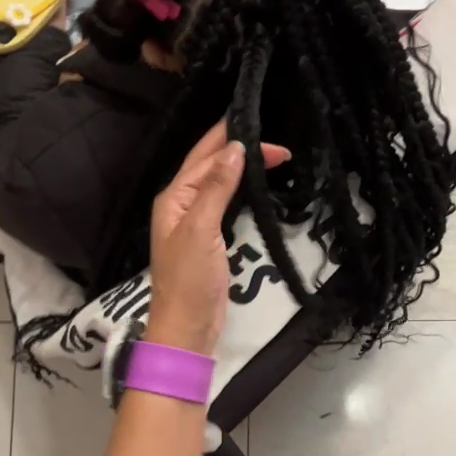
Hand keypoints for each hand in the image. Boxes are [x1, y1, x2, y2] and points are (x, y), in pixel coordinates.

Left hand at [145, 122, 287, 355]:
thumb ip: (217, 188)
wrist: (187, 328)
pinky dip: (242, 192)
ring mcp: (196, 223)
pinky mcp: (210, 241)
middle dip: (242, 149)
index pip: (205, 156)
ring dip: (243, 169)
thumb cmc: (189, 280)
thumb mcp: (202, 229)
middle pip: (212, 166)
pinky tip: (256, 188)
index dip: (233, 138)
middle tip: (280, 147)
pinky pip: (225, 205)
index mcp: (175, 197)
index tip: (264, 127)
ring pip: (220, 184)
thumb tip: (235, 148)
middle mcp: (183, 204)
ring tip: (272, 158)